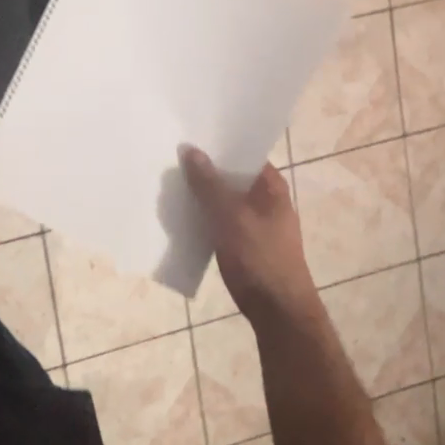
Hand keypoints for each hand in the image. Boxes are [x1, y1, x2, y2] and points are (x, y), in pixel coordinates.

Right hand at [179, 146, 320, 324]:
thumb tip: (190, 149)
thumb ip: (209, 183)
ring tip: (167, 180)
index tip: (187, 134)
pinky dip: (200, 213)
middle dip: (202, 167)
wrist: (277, 310)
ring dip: (198, 192)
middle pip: (229, 175)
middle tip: (169, 154)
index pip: (243, 153)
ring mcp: (252, 220)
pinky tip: (176, 211)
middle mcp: (263, 199)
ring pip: (220, 197)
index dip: (217, 144)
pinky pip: (216, 218)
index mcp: (270, 187)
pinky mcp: (240, 240)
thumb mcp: (231, 216)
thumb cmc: (260, 257)